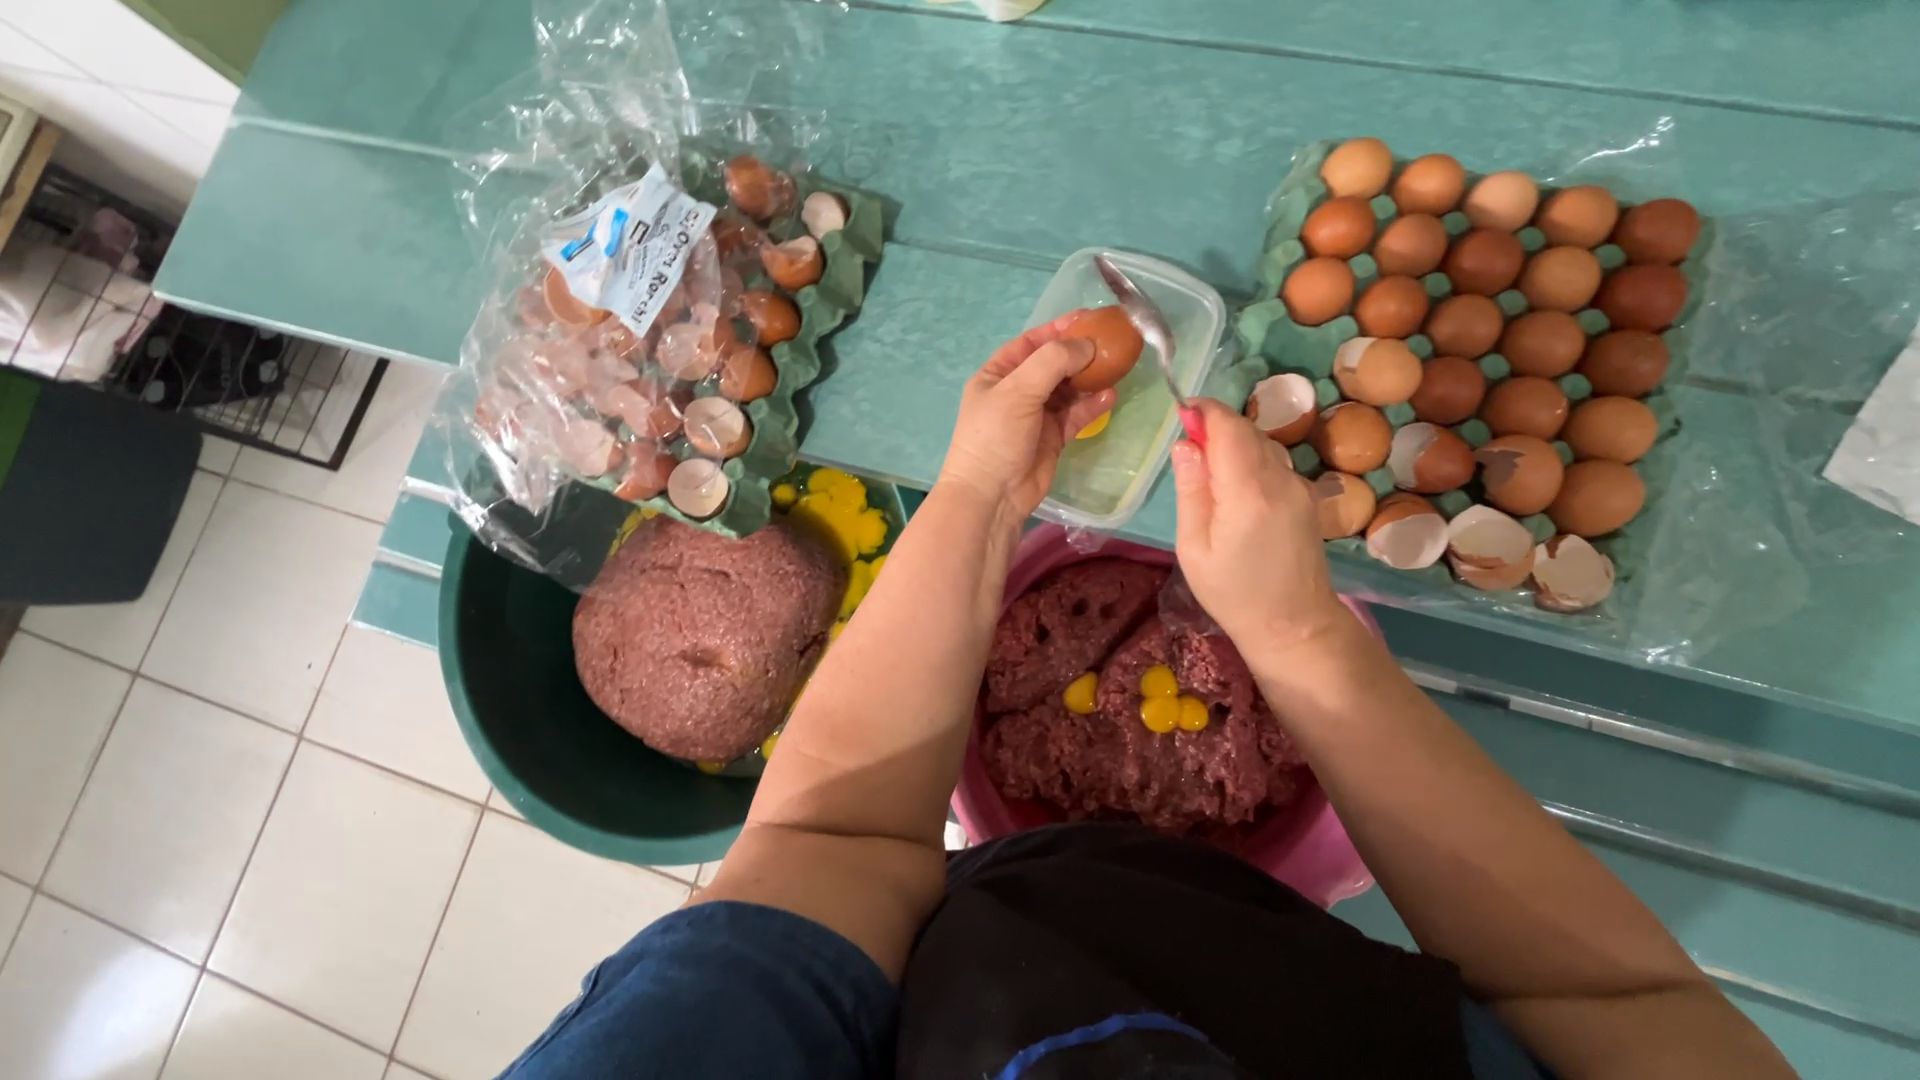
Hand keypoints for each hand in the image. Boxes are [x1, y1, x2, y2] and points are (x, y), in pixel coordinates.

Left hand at [937, 313, 1117, 521]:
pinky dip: (1092, 405)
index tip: (1089, 319)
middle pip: (1053, 364)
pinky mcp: (1053, 438)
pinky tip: (1111, 396)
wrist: (992, 495)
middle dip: (1080, 353)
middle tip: (1112, 342)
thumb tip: (1086, 346)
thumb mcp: (1018, 391)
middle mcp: (1017, 392)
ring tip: (1116, 366)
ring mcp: (1035, 416)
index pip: (1031, 343)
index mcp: (998, 375)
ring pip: (1068, 390)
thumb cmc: (996, 437)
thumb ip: (1052, 362)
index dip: (1058, 330)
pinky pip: (1076, 415)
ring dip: (1090, 379)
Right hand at [1170, 398, 1351, 654]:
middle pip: (1247, 431)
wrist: (1293, 624)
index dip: (1205, 411)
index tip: (1181, 412)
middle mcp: (1281, 480)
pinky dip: (1251, 461)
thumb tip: (1185, 444)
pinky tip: (1235, 490)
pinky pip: (1275, 463)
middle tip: (1188, 448)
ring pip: (1263, 444)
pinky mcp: (1308, 496)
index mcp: (1248, 493)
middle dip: (1216, 426)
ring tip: (1209, 473)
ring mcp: (1300, 487)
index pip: (1229, 427)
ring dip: (1234, 443)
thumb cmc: (1232, 592)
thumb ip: (1191, 490)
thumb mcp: (1194, 546)